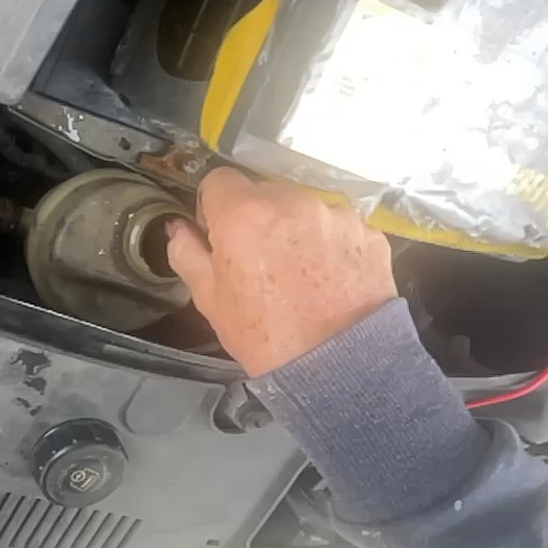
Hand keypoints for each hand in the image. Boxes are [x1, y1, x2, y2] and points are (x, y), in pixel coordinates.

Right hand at [165, 169, 396, 376]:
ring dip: (294, 226)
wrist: (341, 368)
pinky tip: (326, 275)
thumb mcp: (209, 298)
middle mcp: (291, 202)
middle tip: (257, 259)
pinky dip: (329, 241)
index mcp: (244, 214)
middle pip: (262, 192)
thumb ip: (186, 253)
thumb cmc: (266, 335)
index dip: (213, 206)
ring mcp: (334, 215)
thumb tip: (179, 230)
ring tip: (297, 270)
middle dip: (255, 217)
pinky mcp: (369, 232)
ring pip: (302, 206)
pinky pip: (337, 224)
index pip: (219, 180)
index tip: (218, 232)